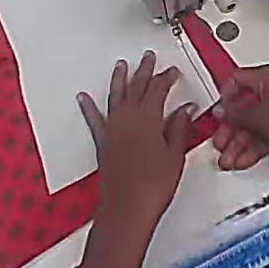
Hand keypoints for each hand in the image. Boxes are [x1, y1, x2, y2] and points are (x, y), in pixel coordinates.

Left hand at [79, 52, 195, 233]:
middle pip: (137, 86)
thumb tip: (185, 110)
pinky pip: (94, 118)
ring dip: (120, 79)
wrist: (127, 209)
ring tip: (121, 66)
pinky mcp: (102, 142)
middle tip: (148, 58)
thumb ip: (179, 128)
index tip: (173, 72)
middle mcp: (128, 118)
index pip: (159, 88)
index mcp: (149, 117)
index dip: (167, 78)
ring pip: (116, 95)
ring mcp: (113, 128)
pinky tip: (83, 97)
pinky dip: (88, 106)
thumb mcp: (175, 155)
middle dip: (144, 70)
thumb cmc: (152, 186)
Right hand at [214, 66, 268, 164]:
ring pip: (253, 124)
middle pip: (243, 107)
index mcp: (266, 77)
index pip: (235, 80)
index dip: (223, 97)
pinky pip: (264, 134)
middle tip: (220, 141)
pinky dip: (253, 146)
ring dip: (239, 142)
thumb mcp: (258, 115)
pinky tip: (243, 159)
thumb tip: (221, 110)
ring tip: (229, 158)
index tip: (218, 113)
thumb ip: (235, 112)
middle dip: (230, 128)